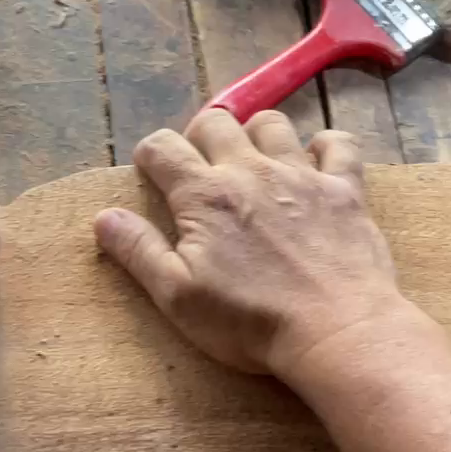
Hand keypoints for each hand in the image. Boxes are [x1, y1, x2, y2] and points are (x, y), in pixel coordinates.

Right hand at [94, 108, 403, 378]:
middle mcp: (250, 171)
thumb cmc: (248, 321)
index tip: (150, 172)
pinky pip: (338, 143)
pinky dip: (324, 146)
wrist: (335, 330)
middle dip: (199, 136)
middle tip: (200, 169)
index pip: (163, 148)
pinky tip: (315, 165)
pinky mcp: (346, 189)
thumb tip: (104, 216)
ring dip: (255, 135)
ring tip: (252, 163)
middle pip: (216, 121)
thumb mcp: (177, 296)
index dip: (150, 154)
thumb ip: (139, 251)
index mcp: (204, 196)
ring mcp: (302, 175)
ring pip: (273, 123)